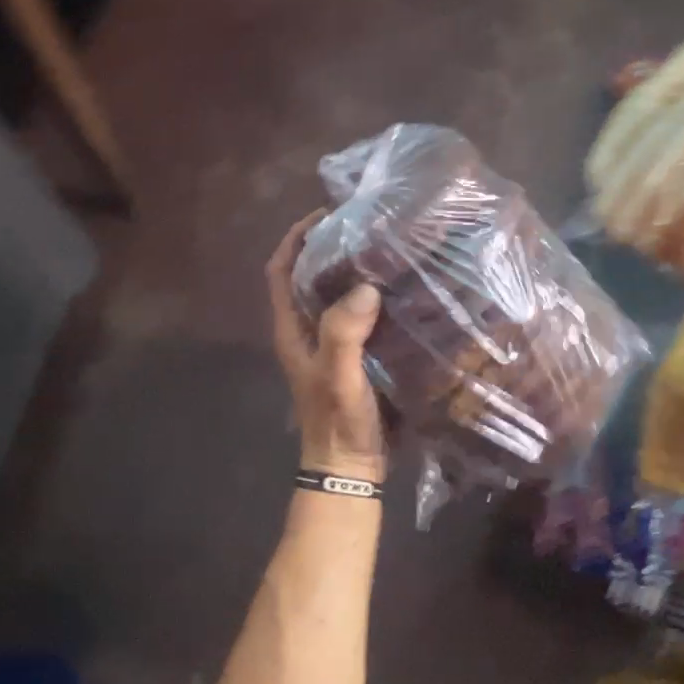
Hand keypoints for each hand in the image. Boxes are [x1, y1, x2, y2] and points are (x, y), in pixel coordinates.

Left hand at [266, 210, 388, 483]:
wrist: (350, 468)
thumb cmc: (337, 424)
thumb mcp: (339, 378)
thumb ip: (345, 334)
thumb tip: (366, 287)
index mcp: (292, 331)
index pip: (281, 271)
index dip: (295, 239)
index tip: (325, 214)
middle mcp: (308, 333)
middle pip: (311, 278)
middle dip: (332, 250)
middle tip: (367, 227)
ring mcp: (331, 347)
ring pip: (337, 298)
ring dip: (356, 274)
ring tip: (388, 251)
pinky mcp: (356, 360)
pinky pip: (362, 321)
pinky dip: (376, 303)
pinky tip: (401, 294)